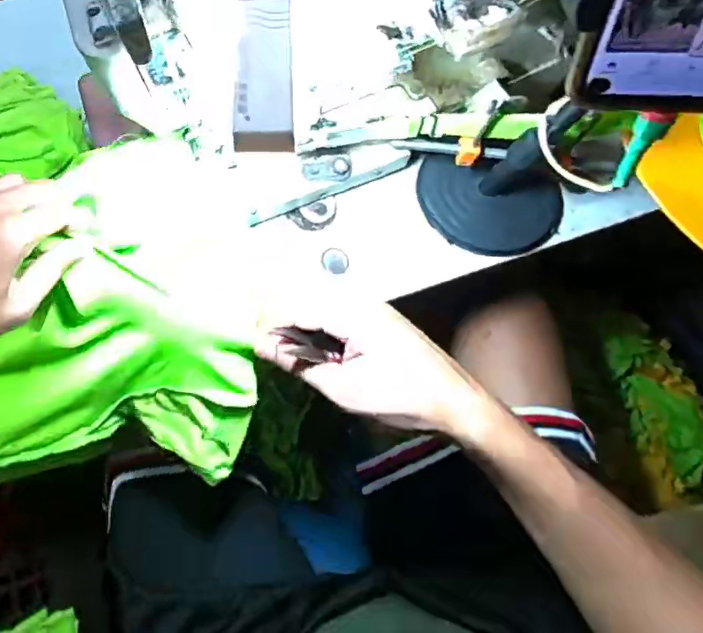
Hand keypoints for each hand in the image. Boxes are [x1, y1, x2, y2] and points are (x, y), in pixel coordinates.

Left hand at [0, 175, 94, 379]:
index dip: (77, 220)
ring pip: (11, 182)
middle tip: (57, 228)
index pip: (61, 209)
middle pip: (40, 187)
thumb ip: (53, 270)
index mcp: (13, 232)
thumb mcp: (15, 307)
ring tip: (24, 224)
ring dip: (27, 198)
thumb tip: (81, 246)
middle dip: (57, 204)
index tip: (80, 234)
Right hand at [255, 290, 493, 436]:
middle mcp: (360, 302)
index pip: (297, 309)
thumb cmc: (399, 396)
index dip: (270, 326)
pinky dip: (323, 337)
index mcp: (351, 311)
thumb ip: (300, 364)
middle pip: (309, 307)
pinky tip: (318, 357)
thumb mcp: (343, 387)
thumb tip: (264, 347)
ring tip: (287, 358)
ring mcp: (372, 310)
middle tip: (265, 353)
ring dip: (304, 334)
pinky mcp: (379, 322)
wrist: (454, 401)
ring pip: (323, 314)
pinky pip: (340, 321)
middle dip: (285, 329)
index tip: (248, 342)